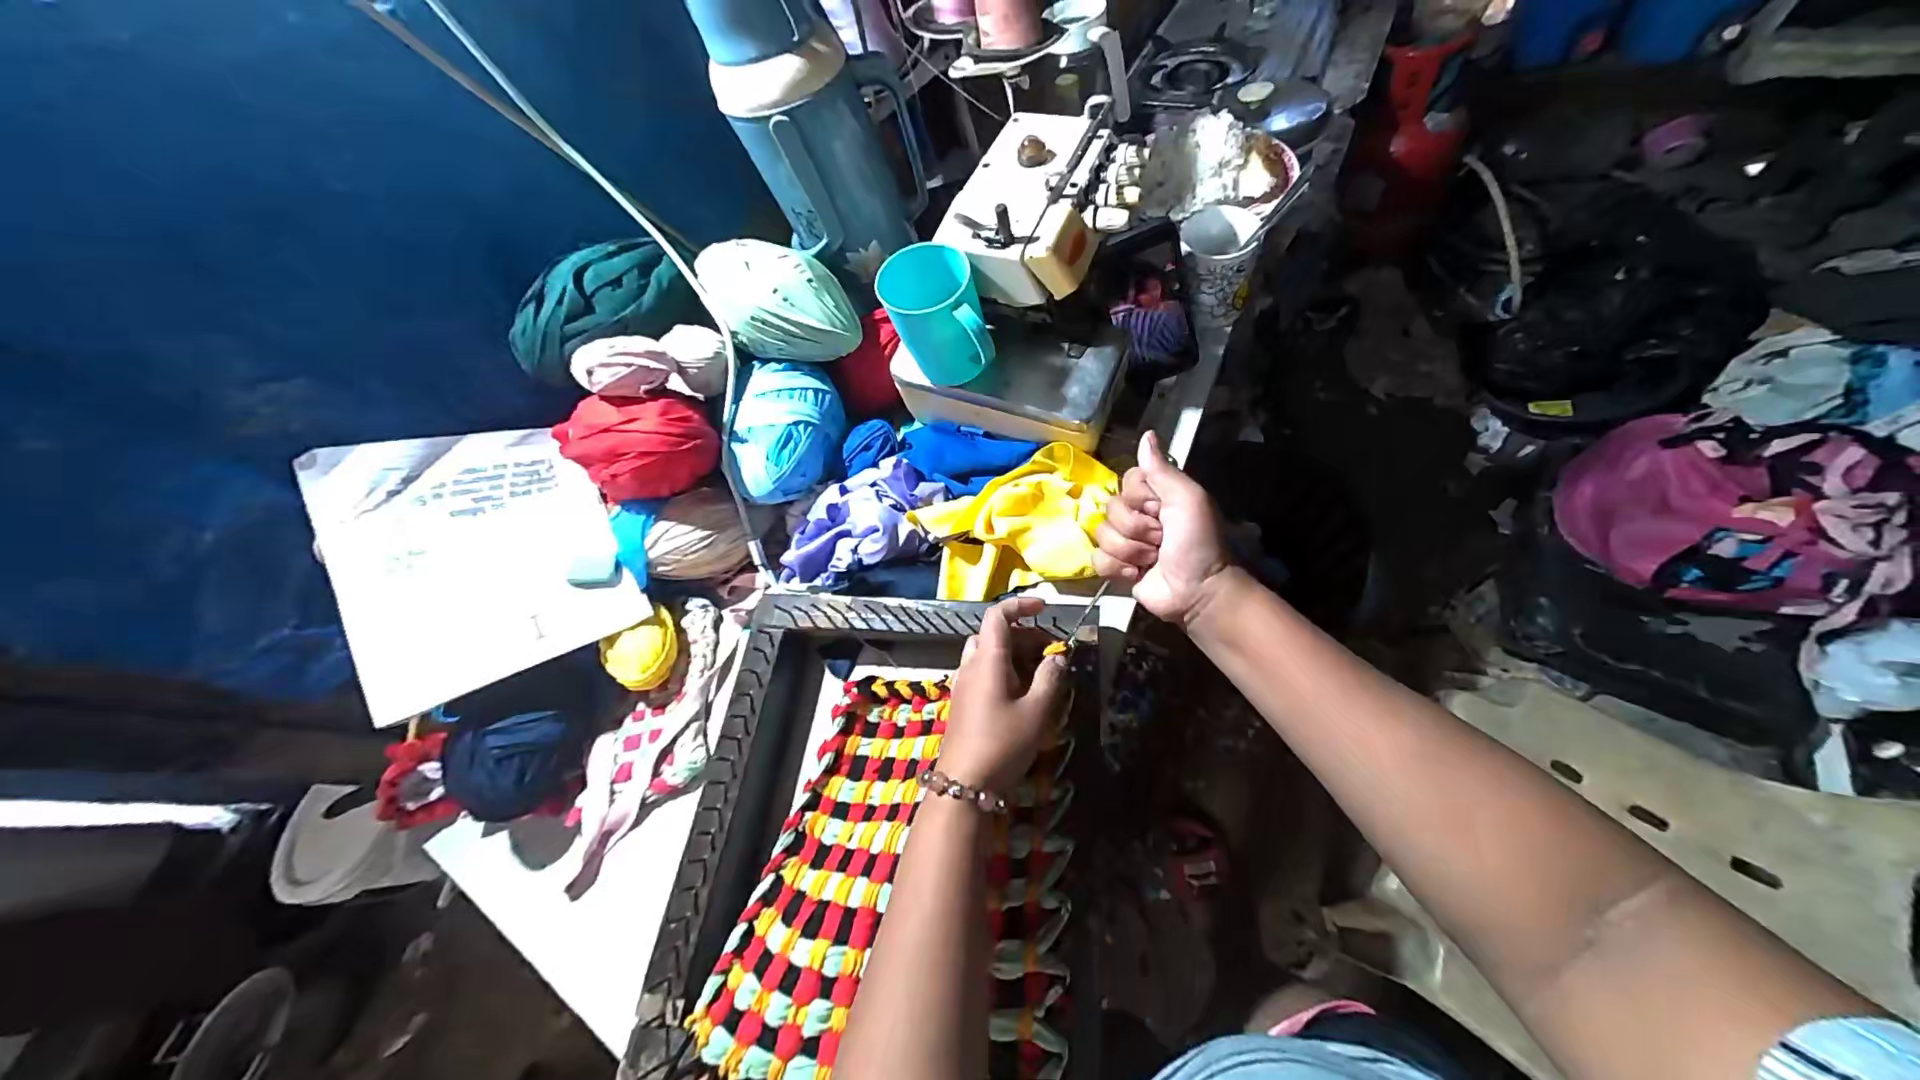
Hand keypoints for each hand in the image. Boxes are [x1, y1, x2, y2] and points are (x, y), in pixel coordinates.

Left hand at [942, 596, 1069, 790]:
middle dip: (1025, 635)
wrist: (964, 784)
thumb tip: (1058, 657)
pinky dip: (1005, 670)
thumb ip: (1050, 679)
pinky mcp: (964, 701)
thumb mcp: (1036, 712)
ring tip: (1041, 674)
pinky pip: (984, 672)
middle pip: (995, 634)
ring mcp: (964, 683)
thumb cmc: (1002, 743)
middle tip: (1053, 654)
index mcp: (987, 659)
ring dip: (1015, 654)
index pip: (997, 615)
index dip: (1020, 604)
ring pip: (989, 653)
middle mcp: (971, 665)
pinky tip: (1023, 694)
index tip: (1046, 608)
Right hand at [1094, 431, 1234, 628]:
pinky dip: (1118, 568)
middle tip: (1161, 539)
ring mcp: (1125, 542)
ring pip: (1102, 535)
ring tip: (1153, 559)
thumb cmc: (1198, 542)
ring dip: (1131, 550)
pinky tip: (1137, 574)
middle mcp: (1137, 515)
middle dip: (1137, 528)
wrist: (1198, 590)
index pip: (1126, 482)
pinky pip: (1097, 559)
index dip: (1140, 498)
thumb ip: (1162, 470)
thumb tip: (1147, 434)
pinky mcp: (1116, 567)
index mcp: (1155, 496)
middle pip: (1111, 509)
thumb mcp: (1188, 499)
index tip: (1161, 510)